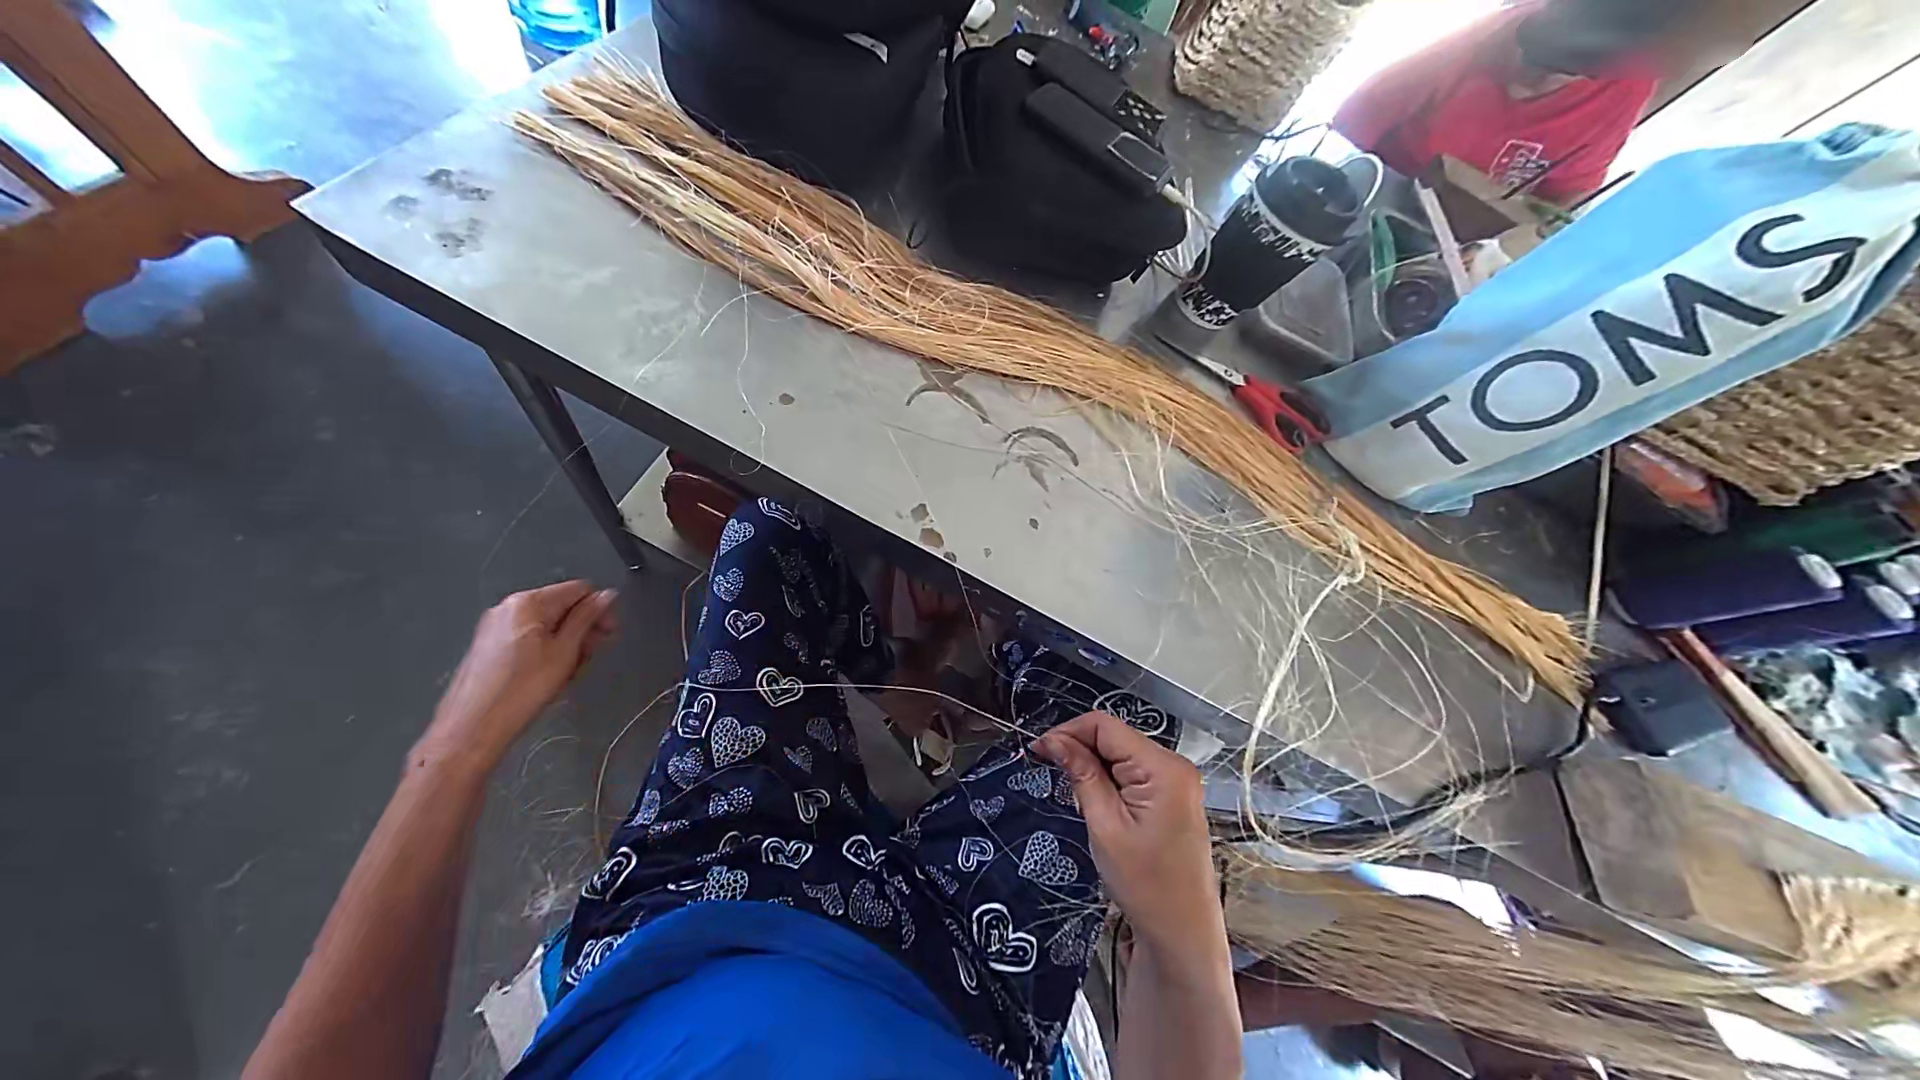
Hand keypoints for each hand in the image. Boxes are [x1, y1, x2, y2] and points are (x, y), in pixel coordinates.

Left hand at [420, 581, 618, 767]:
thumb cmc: (522, 690)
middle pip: (562, 605)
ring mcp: (495, 626)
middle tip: (588, 656)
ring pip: (547, 624)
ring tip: (567, 671)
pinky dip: (546, 650)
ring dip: (566, 642)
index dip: (600, 610)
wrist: (472, 728)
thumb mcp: (566, 650)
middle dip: (582, 628)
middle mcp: (508, 607)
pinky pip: (529, 637)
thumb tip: (606, 596)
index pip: (580, 589)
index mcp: (528, 602)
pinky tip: (548, 674)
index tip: (608, 634)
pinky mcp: (489, 645)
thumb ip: (588, 617)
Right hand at [1032, 711, 1224, 958]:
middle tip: (1052, 776)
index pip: (1105, 726)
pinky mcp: (1172, 795)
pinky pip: (1131, 771)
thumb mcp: (1105, 826)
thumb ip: (1081, 774)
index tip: (1038, 750)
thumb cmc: (1145, 885)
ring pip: (1120, 754)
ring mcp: (1176, 780)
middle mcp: (1174, 764)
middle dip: (1079, 750)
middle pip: (1113, 737)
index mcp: (1163, 767)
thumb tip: (1053, 739)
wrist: (1183, 934)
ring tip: (1076, 797)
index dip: (1068, 731)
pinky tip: (1097, 803)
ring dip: (1092, 766)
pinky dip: (1108, 780)